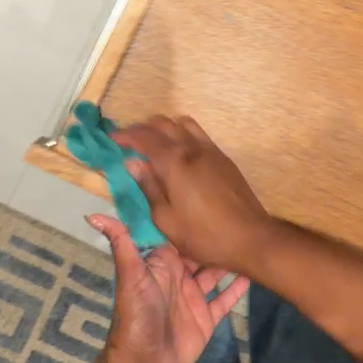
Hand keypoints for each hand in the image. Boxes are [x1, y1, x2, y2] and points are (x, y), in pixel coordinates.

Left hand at [89, 213, 249, 362]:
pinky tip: (254, 273)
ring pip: (216, 273)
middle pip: (200, 253)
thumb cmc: (138, 313)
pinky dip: (238, 288)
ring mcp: (194, 297)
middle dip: (214, 238)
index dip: (188, 219)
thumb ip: (121, 243)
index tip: (205, 196)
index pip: (177, 236)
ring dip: (229, 260)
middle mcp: (179, 276)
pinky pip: (225, 299)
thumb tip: (93, 214)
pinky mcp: (207, 317)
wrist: (146, 361)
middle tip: (238, 216)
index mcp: (162, 263)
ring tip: (250, 240)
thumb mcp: (130, 274)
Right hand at [113, 115, 276, 274]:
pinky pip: (198, 134)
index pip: (144, 138)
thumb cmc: (204, 235)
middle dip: (143, 129)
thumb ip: (148, 188)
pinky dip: (182, 133)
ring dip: (164, 127)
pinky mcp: (223, 158)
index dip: (126, 135)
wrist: (251, 238)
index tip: (112, 139)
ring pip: (183, 124)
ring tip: (154, 143)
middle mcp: (192, 148)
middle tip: (129, 142)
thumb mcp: (167, 220)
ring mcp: (211, 150)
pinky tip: (179, 152)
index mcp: (175, 163)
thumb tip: (132, 164)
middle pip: (163, 124)